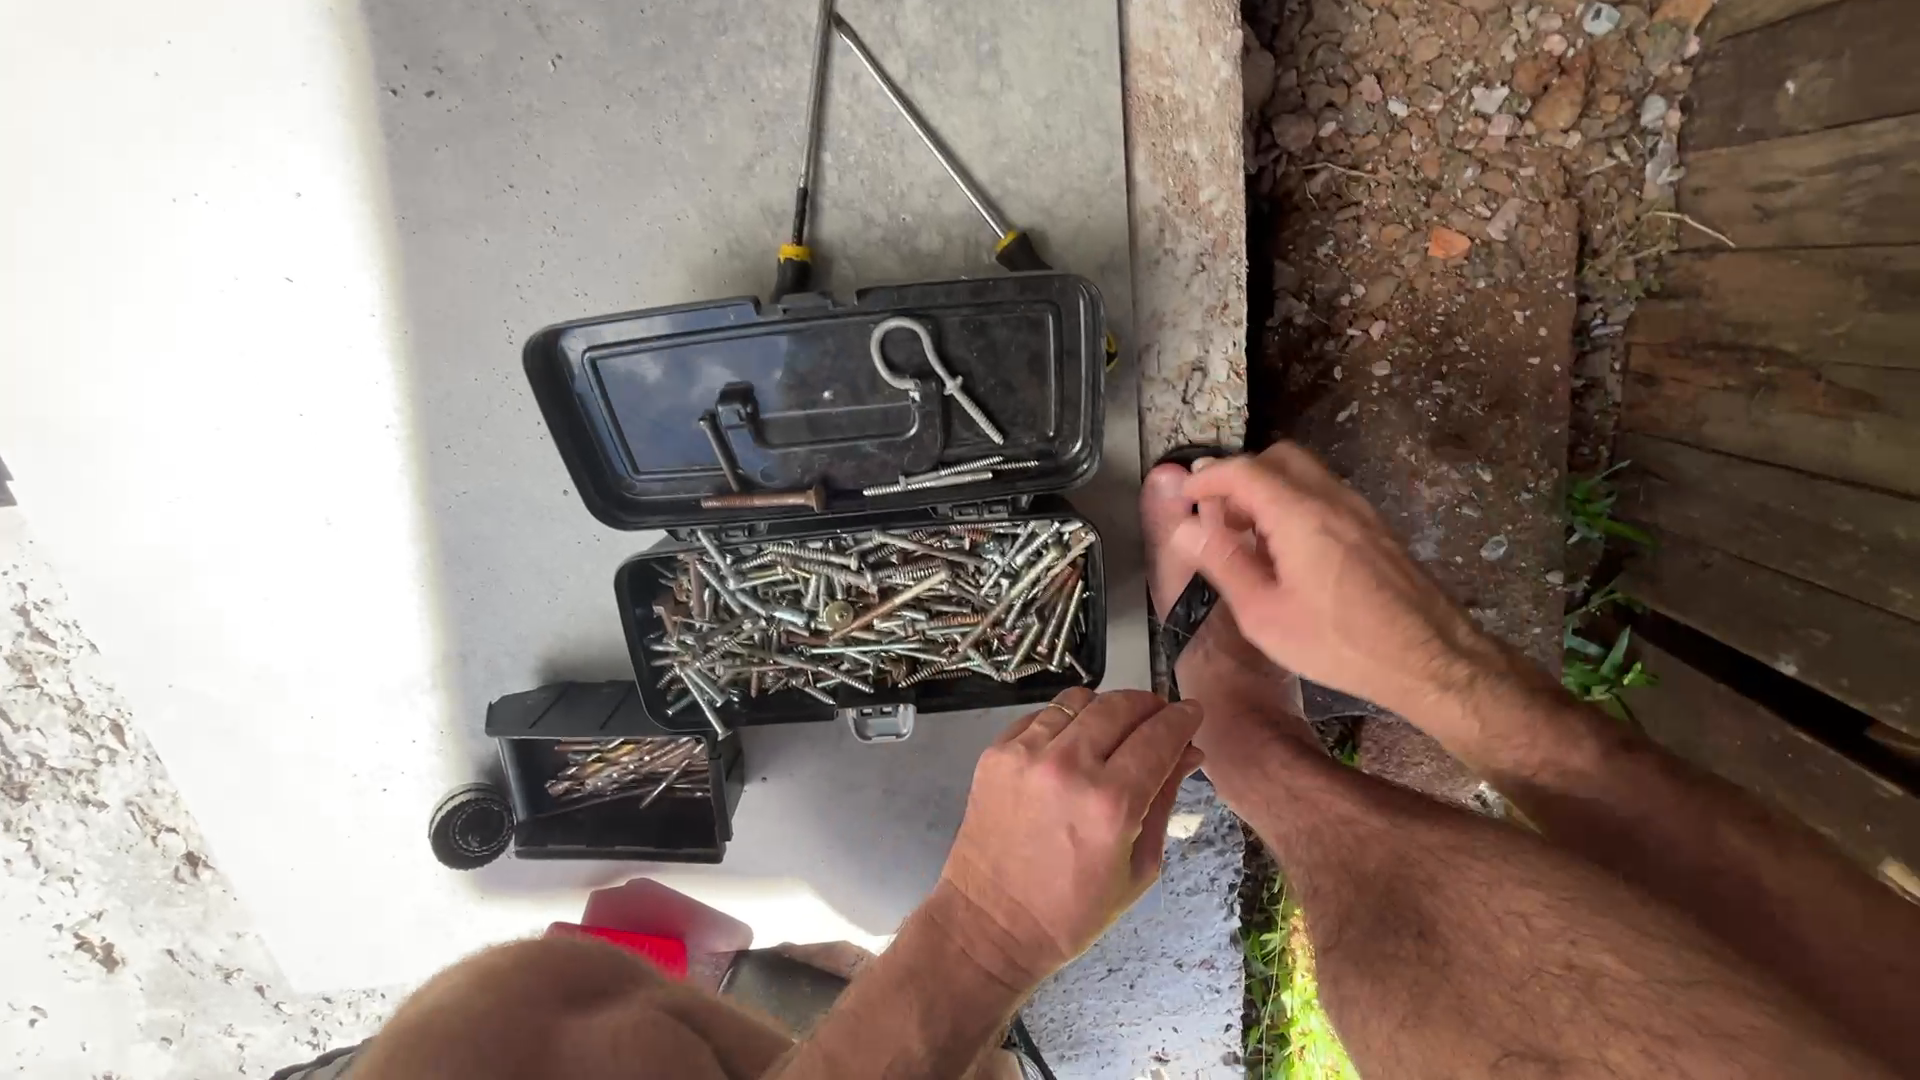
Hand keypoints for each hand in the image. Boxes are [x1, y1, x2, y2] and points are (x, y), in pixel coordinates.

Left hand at [933, 688, 1203, 990]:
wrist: (990, 922)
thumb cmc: (1072, 911)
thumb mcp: (1139, 867)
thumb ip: (1165, 800)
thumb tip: (1188, 752)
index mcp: (1111, 803)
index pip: (1159, 735)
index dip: (1182, 718)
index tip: (1191, 712)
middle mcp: (1068, 766)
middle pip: (1120, 706)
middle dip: (1149, 705)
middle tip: (1159, 717)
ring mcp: (1026, 754)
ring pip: (1079, 701)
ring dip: (1106, 710)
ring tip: (1114, 731)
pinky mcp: (996, 752)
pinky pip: (1042, 716)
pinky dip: (1066, 722)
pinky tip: (1072, 744)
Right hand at [1170, 443, 1504, 718]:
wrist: (1431, 660)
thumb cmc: (1339, 643)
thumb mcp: (1264, 614)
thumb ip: (1223, 563)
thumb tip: (1185, 529)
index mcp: (1300, 515)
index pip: (1243, 471)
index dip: (1207, 477)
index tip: (1185, 497)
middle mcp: (1332, 499)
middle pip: (1277, 458)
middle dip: (1239, 476)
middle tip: (1220, 515)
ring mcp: (1360, 511)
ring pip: (1305, 473)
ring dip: (1268, 489)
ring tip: (1249, 537)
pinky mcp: (1375, 528)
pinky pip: (1325, 494)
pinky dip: (1294, 503)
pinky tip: (1287, 550)